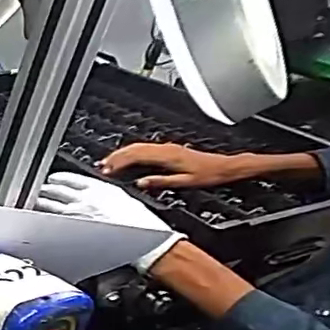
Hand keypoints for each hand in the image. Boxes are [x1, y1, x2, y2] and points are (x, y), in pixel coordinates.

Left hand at [35, 172, 182, 272]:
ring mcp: (75, 214)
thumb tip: (93, 191)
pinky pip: (52, 220)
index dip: (58, 178)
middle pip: (56, 189)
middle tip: (39, 189)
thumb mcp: (121, 197)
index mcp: (98, 188)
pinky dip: (43, 217)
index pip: (70, 178)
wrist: (141, 238)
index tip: (53, 178)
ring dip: (40, 201)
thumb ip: (103, 192)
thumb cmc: (137, 221)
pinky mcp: (71, 229)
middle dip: (46, 188)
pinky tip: (39, 217)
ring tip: (35, 200)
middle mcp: (84, 199)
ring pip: (50, 204)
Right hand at [98, 143, 257, 190]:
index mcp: (168, 156)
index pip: (136, 157)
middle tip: (101, 167)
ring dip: (122, 153)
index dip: (119, 163)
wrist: (228, 166)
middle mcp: (166, 149)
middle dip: (116, 157)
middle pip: (134, 149)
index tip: (107, 171)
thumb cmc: (210, 175)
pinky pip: (145, 148)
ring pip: (138, 147)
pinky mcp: (170, 150)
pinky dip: (132, 153)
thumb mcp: (185, 183)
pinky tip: (127, 158)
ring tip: (108, 162)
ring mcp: (168, 148)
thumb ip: (160, 182)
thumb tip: (140, 183)